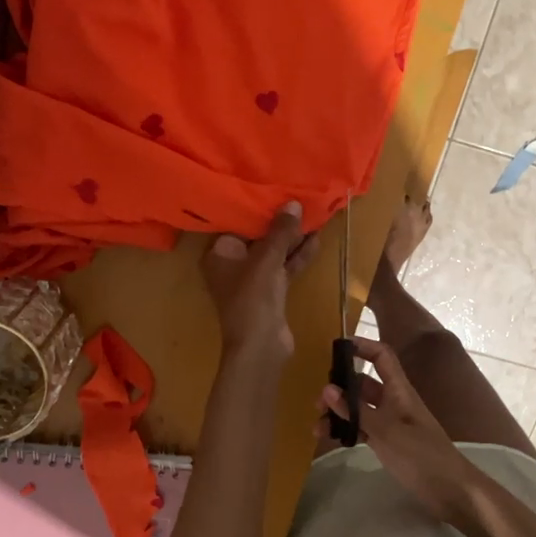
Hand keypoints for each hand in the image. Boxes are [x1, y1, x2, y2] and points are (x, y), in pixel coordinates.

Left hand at [201, 201, 319, 364]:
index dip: (256, 208)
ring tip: (313, 215)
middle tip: (299, 199)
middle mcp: (232, 266)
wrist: (261, 345)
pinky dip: (297, 256)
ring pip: (273, 253)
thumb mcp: (267, 259)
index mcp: (219, 255)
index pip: (236, 224)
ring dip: (292, 239)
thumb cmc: (253, 297)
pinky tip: (316, 240)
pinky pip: (283, 267)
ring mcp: (252, 281)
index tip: (274, 191)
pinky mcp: (269, 293)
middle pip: (256, 237)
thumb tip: (294, 204)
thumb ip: (280, 232)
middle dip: (278, 223)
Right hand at [316, 336, 482, 521]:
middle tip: (317, 403)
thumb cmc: (423, 456)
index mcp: (400, 391)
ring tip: (318, 428)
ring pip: (359, 409)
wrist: (451, 489)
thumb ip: (357, 412)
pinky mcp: (388, 443)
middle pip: (363, 384)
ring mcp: (391, 423)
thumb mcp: (387, 432)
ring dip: (339, 413)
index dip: (362, 346)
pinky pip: (362, 429)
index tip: (336, 346)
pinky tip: (331, 439)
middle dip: (339, 388)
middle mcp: (394, 402)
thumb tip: (327, 389)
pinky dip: (347, 430)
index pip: (382, 356)